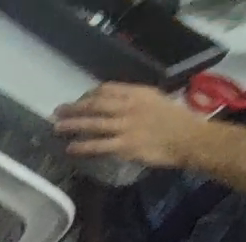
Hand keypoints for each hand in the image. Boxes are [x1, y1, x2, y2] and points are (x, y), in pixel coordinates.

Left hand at [54, 83, 208, 167]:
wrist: (189, 138)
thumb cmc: (174, 120)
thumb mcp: (155, 101)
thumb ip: (134, 100)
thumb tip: (112, 104)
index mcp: (139, 93)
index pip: (108, 89)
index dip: (88, 95)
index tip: (77, 101)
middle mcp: (130, 107)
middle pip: (95, 104)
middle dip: (74, 107)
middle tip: (57, 111)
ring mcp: (126, 126)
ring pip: (94, 123)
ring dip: (72, 124)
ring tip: (56, 127)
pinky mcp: (125, 145)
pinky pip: (98, 145)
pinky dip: (82, 146)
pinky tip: (70, 148)